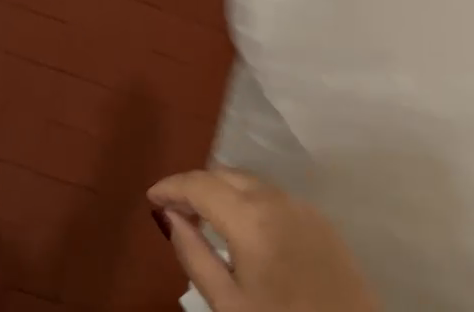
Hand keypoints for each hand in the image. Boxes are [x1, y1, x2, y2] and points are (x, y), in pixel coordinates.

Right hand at [149, 169, 376, 311]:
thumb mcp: (229, 304)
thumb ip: (194, 254)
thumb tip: (169, 216)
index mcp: (250, 218)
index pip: (199, 184)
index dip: (171, 186)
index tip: (150, 197)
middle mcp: (277, 200)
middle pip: (226, 175)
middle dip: (196, 185)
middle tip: (173, 208)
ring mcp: (304, 209)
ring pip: (251, 183)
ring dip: (223, 191)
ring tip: (204, 217)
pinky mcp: (323, 224)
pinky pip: (275, 198)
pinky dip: (250, 201)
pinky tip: (243, 229)